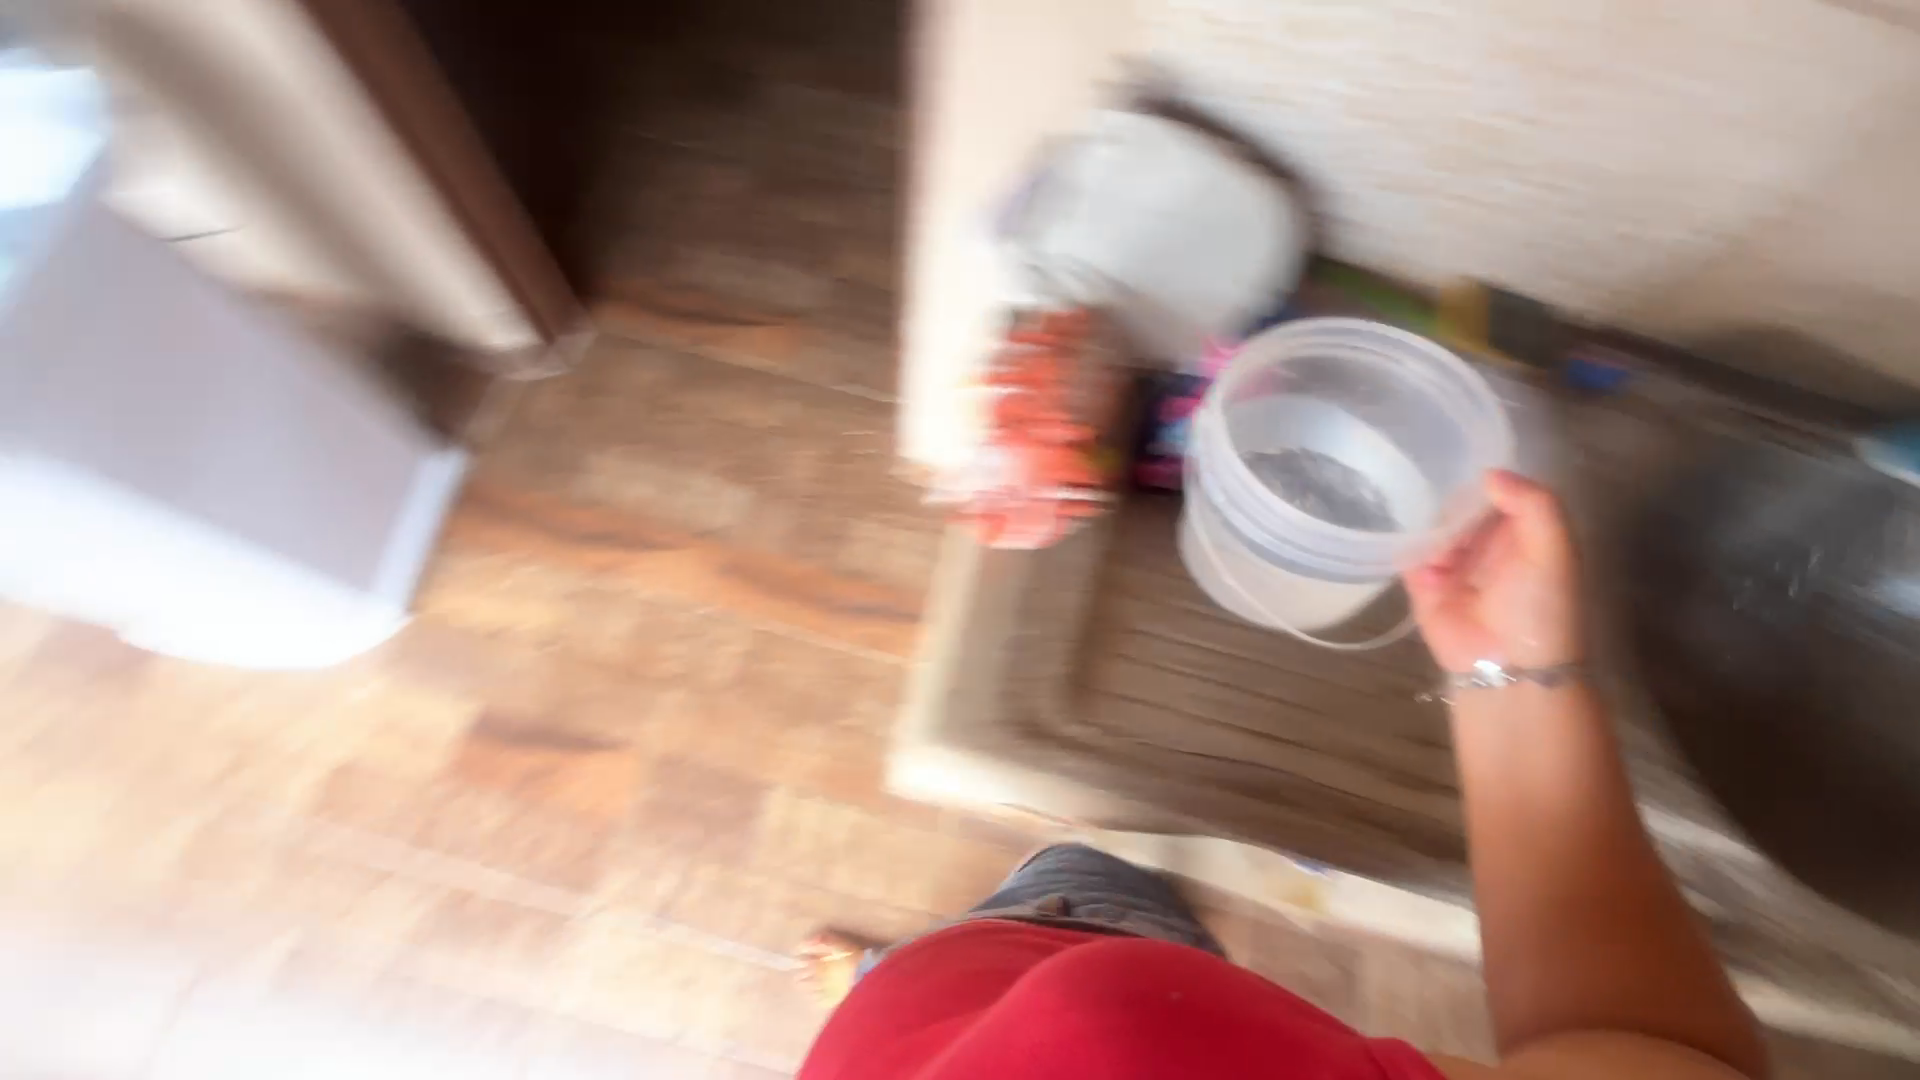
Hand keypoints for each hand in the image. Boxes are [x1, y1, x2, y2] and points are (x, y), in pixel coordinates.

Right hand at [1404, 470, 1583, 672]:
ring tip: (1434, 540)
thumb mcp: (1554, 550)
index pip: (1498, 492)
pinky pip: (1407, 556)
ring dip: (1429, 530)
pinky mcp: (1421, 584)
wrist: (1507, 663)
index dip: (1483, 479)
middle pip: (1458, 508)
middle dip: (1448, 504)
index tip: (1465, 465)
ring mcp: (1452, 563)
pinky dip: (1407, 551)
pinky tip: (1417, 554)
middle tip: (1443, 505)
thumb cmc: (1540, 606)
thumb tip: (1488, 473)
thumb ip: (1533, 505)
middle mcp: (1485, 544)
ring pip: (1431, 528)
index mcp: (1522, 532)